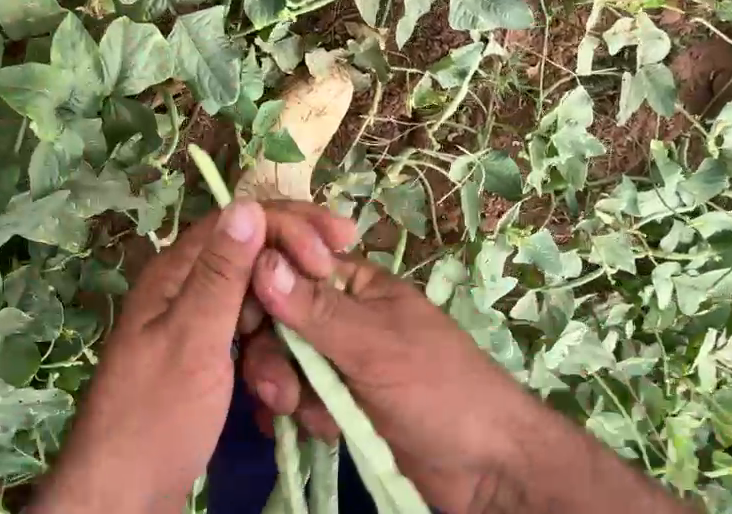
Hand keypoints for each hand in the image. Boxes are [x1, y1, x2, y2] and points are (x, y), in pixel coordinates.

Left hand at [32, 201, 354, 513]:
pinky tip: (290, 381)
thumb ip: (221, 274)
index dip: (288, 223)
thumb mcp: (193, 338)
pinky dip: (273, 353)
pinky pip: (250, 339)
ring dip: (285, 323)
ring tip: (306, 355)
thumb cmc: (156, 415)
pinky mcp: (207, 361)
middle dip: (294, 271)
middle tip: (339, 281)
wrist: (123, 497)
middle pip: (251, 260)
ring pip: (255, 303)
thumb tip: (247, 204)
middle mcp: (185, 289)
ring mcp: (196, 326)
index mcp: (176, 272)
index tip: (338, 241)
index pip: (238, 222)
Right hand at [244, 251, 688, 513]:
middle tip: (276, 389)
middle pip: (279, 317)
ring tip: (294, 413)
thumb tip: (259, 256)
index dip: (259, 286)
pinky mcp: (340, 402)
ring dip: (281, 386)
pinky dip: (295, 412)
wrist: (491, 473)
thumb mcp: (374, 345)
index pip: (290, 264)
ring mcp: (340, 360)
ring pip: (283, 359)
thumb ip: (314, 308)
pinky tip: (301, 429)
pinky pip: (298, 395)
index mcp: (354, 283)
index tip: (240, 319)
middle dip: (271, 351)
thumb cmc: (440, 389)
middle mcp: (341, 315)